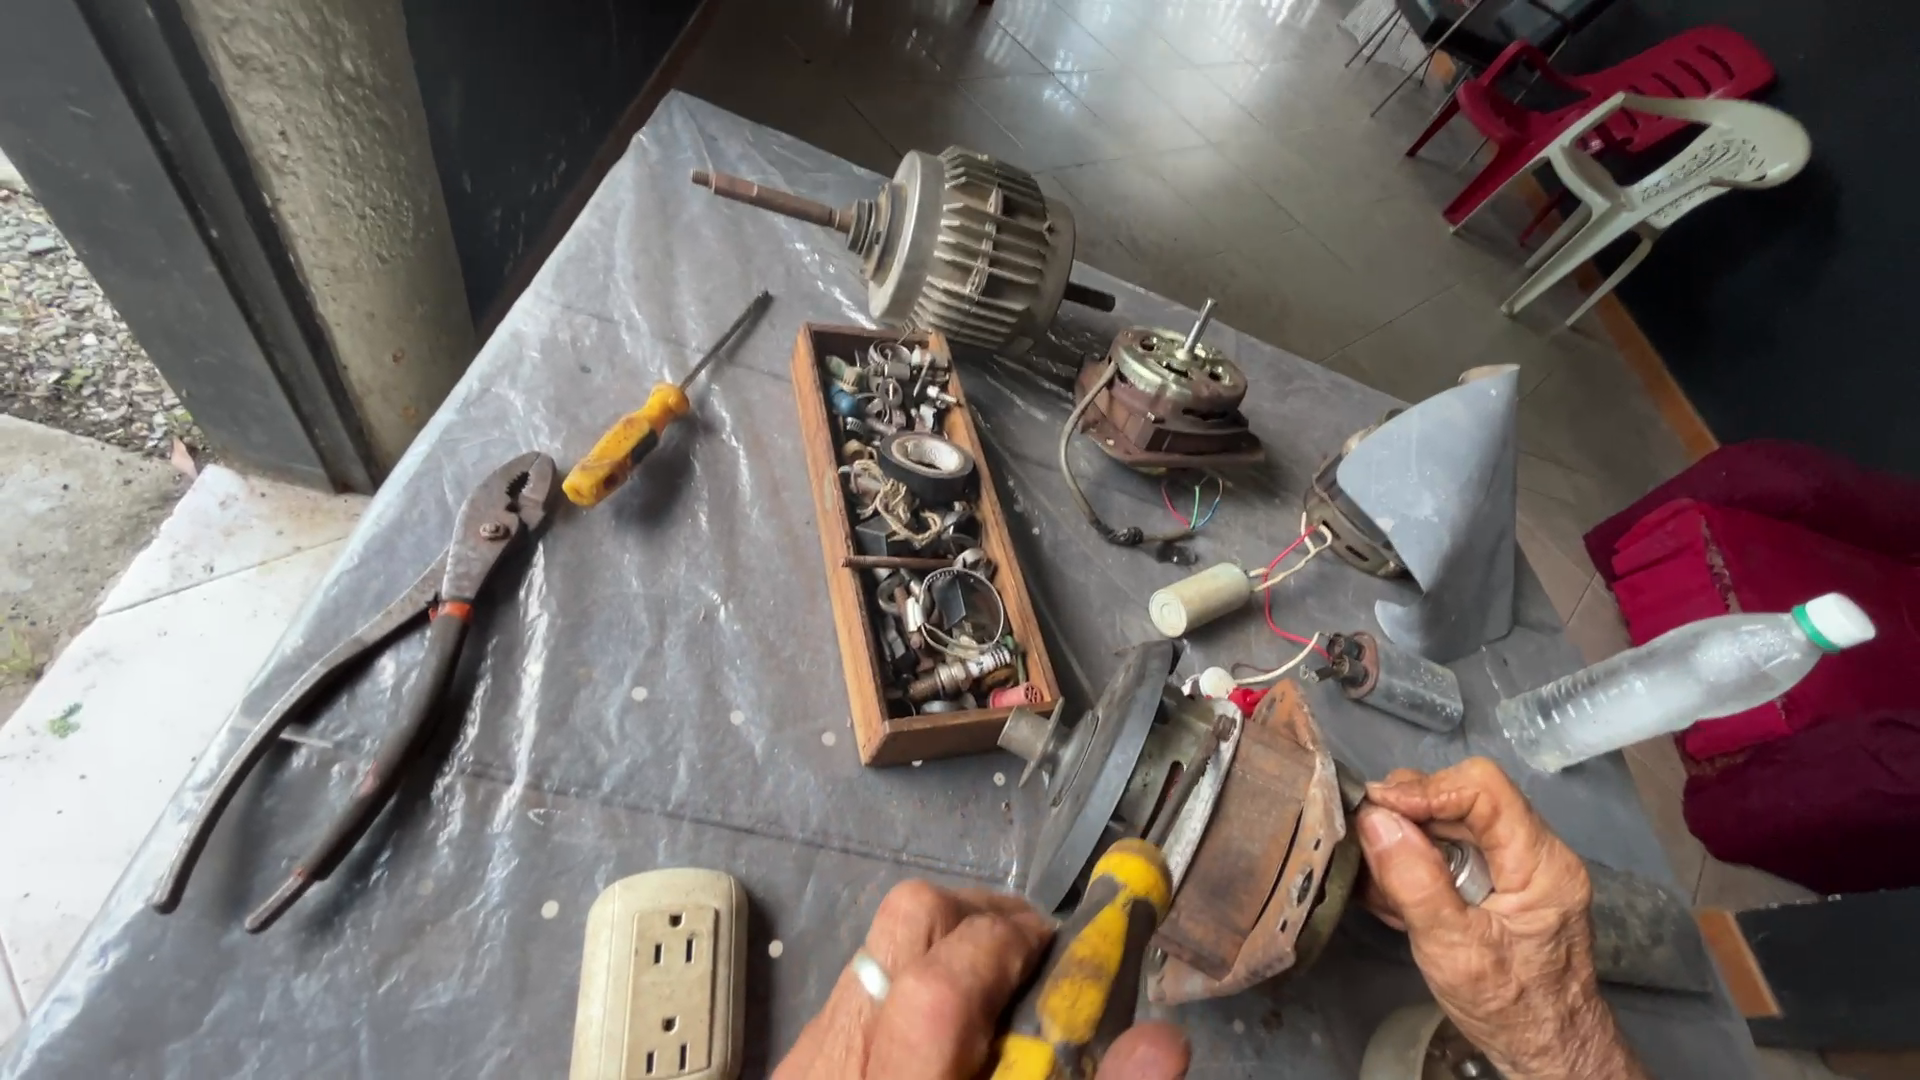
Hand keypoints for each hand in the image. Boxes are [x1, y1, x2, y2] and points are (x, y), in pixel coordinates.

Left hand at [773, 881, 1189, 1079]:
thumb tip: (1164, 1042)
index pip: (937, 993)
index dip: (1009, 950)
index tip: (1065, 953)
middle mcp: (845, 1057)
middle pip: (907, 922)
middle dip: (986, 915)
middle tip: (1038, 953)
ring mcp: (814, 1051)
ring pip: (883, 938)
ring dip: (953, 938)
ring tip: (1001, 984)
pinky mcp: (803, 1055)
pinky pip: (867, 976)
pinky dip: (918, 973)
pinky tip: (948, 1029)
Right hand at [1356, 758, 1646, 1079]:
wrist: (1548, 1057)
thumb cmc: (1511, 1008)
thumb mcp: (1454, 950)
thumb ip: (1415, 881)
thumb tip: (1374, 818)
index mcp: (1540, 863)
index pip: (1483, 788)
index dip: (1425, 789)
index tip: (1378, 810)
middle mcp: (1531, 851)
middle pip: (1459, 794)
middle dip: (1407, 813)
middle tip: (1368, 841)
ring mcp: (1512, 864)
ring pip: (1445, 815)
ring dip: (1402, 838)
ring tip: (1379, 877)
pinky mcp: (1493, 877)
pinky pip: (1443, 842)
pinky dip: (1409, 857)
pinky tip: (1393, 891)